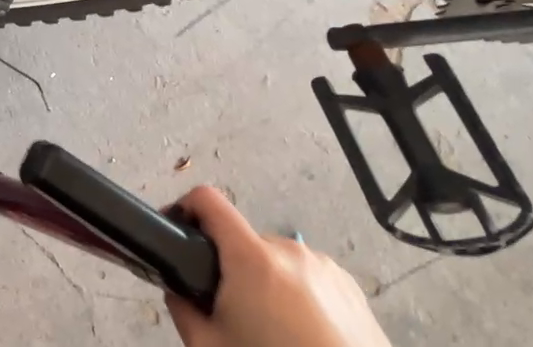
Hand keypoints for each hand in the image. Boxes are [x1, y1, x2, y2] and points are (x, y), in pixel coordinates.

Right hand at [167, 186, 392, 346]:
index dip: (184, 208)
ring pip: (276, 260)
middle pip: (242, 239)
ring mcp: (328, 269)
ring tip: (274, 328)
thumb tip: (177, 292)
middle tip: (230, 310)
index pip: (207, 199)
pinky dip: (297, 294)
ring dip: (265, 281)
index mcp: (252, 258)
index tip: (178, 235)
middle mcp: (290, 251)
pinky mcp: (355, 291)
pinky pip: (309, 278)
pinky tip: (305, 334)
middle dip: (229, 266)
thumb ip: (182, 311)